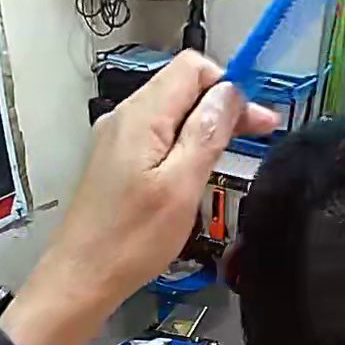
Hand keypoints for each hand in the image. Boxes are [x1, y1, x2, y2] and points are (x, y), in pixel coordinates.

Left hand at [5, 52, 275, 344]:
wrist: (84, 276)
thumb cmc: (131, 240)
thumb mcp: (181, 186)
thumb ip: (206, 134)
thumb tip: (229, 94)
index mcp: (142, 117)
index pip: (192, 68)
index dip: (230, 86)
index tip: (257, 118)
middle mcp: (126, 119)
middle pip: (183, 88)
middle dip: (224, 105)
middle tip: (259, 132)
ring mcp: (119, 139)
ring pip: (172, 112)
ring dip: (207, 125)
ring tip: (234, 150)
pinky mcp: (118, 161)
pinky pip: (159, 136)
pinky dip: (186, 144)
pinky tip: (201, 167)